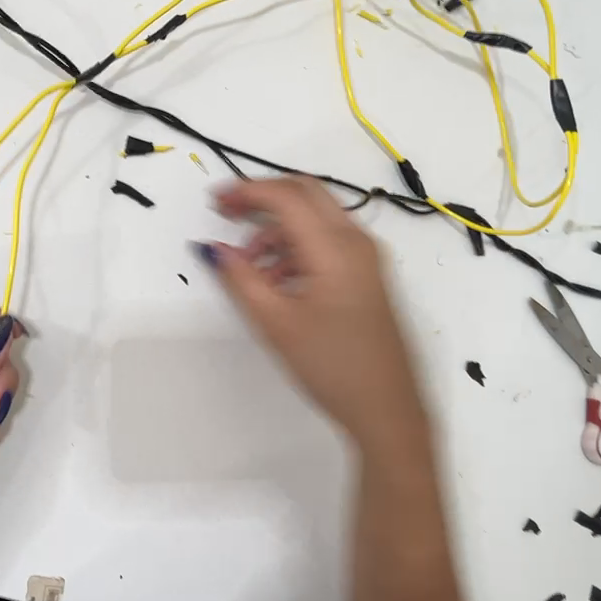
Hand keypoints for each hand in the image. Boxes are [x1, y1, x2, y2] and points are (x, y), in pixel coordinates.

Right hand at [198, 177, 428, 448]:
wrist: (387, 409)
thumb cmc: (330, 365)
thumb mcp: (275, 323)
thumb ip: (240, 278)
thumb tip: (214, 248)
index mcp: (335, 248)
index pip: (286, 197)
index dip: (246, 191)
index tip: (214, 201)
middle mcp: (356, 241)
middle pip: (306, 193)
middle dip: (262, 197)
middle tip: (226, 213)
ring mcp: (366, 257)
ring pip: (316, 218)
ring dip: (277, 228)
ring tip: (248, 266)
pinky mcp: (367, 275)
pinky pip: (326, 242)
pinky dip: (295, 247)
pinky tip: (275, 281)